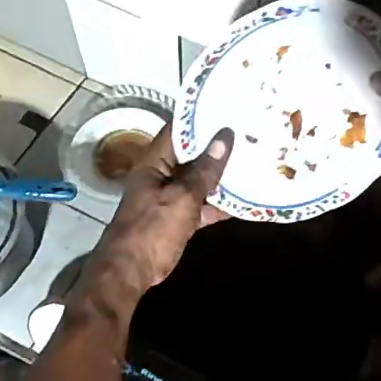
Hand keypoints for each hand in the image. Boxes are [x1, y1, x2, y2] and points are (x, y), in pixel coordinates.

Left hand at [83, 124, 234, 298]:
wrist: (130, 272)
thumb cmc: (152, 229)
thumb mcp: (182, 197)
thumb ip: (204, 171)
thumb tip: (224, 138)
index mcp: (154, 163)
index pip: (176, 131)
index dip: (198, 119)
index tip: (226, 109)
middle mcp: (160, 176)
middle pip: (190, 155)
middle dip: (215, 147)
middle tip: (247, 133)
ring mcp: (168, 198)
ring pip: (197, 181)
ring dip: (220, 176)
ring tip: (250, 161)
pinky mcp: (176, 219)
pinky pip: (200, 206)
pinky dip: (218, 205)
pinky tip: (243, 201)